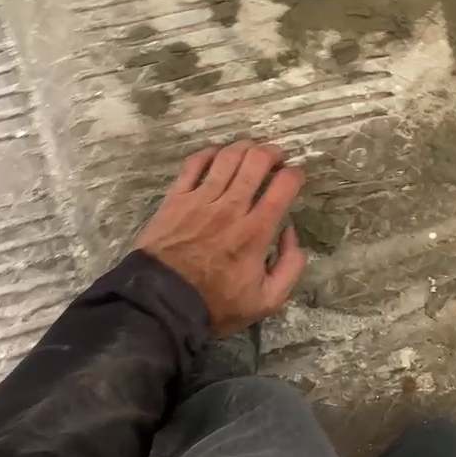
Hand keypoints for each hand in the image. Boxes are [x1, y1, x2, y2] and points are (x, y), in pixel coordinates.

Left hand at [134, 141, 308, 336]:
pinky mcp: (176, 199)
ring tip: (251, 152)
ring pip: (228, 157)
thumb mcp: (266, 301)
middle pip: (257, 161)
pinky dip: (210, 153)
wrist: (159, 309)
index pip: (284, 185)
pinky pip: (194, 164)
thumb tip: (291, 232)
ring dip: (245, 147)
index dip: (296, 174)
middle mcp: (231, 208)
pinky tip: (218, 155)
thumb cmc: (215, 305)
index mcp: (256, 231)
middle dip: (273, 153)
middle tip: (276, 159)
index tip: (296, 177)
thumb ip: (290, 266)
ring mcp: (201, 200)